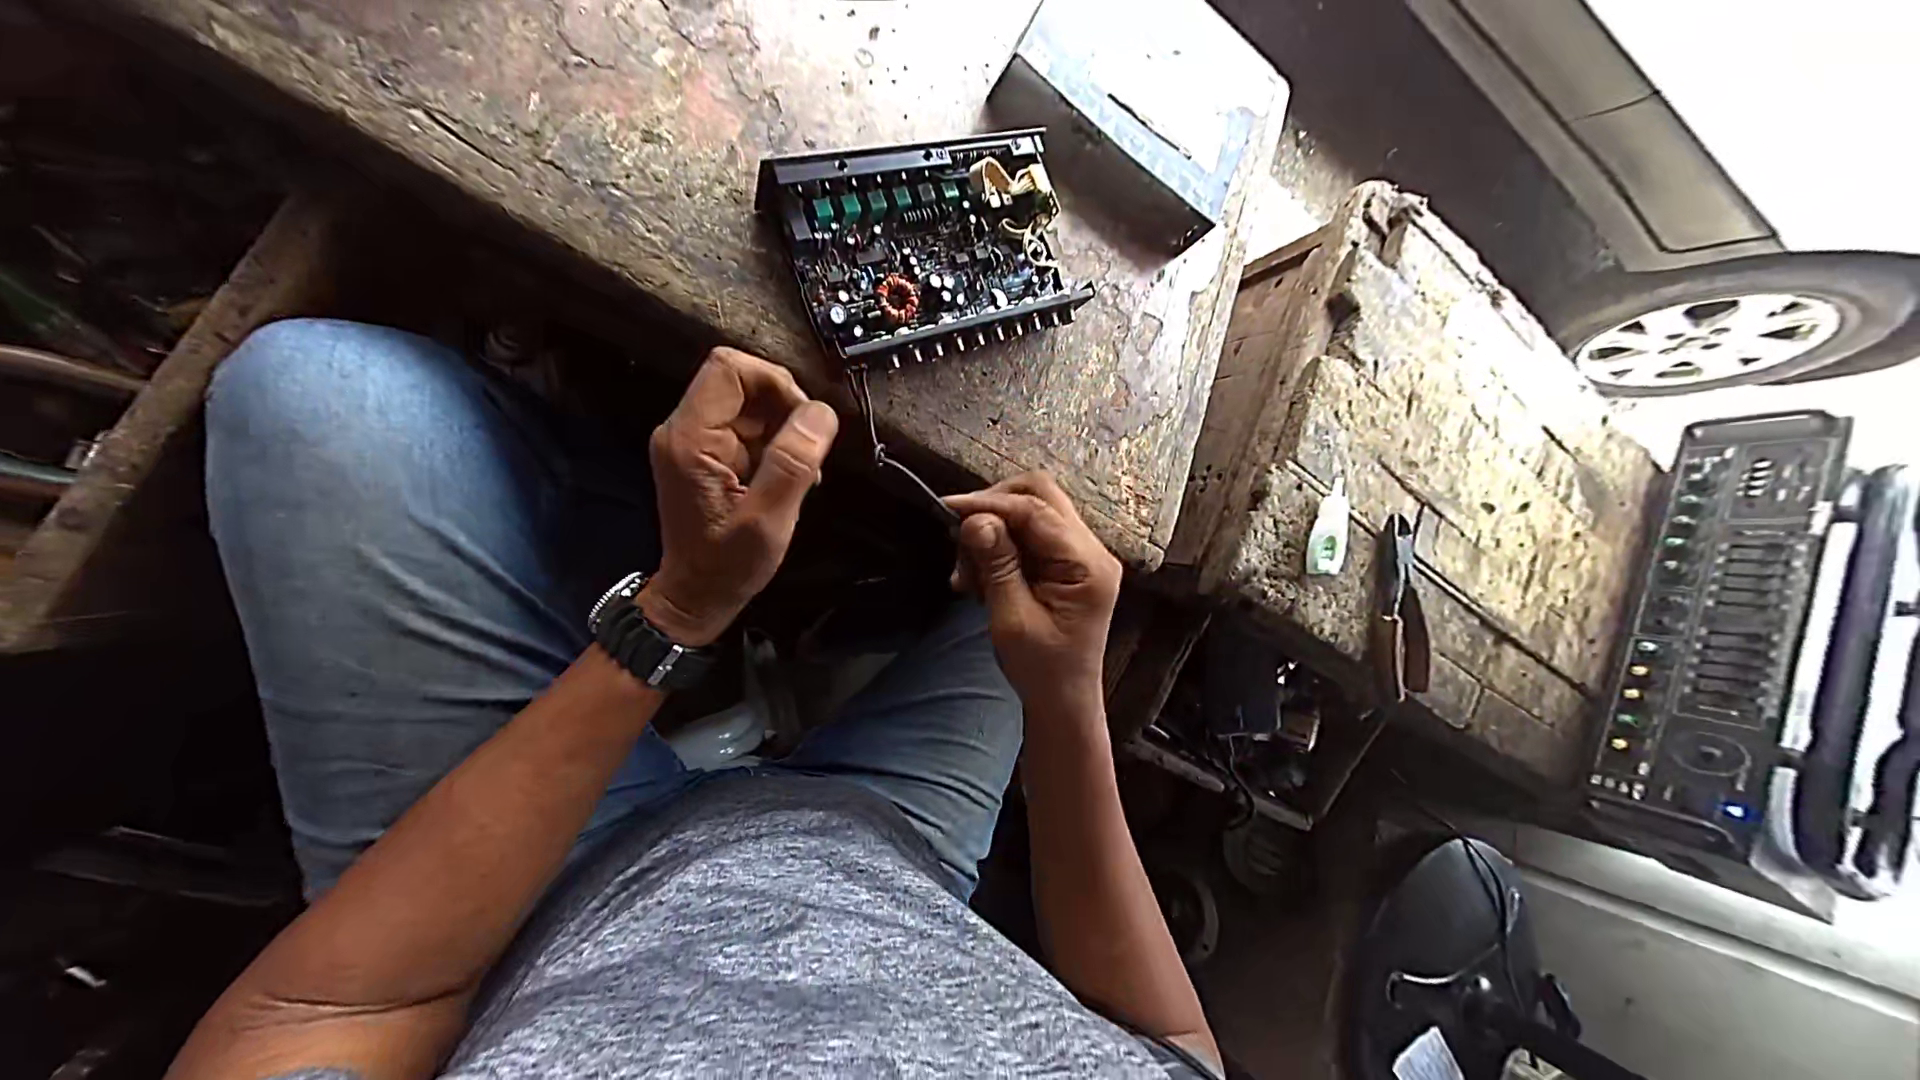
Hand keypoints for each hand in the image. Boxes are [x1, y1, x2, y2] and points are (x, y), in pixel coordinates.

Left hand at [643, 347, 837, 645]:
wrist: (697, 594)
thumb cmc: (728, 566)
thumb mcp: (768, 520)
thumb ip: (793, 463)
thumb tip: (822, 413)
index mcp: (690, 439)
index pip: (729, 369)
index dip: (774, 382)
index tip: (804, 420)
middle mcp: (685, 429)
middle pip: (741, 382)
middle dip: (785, 409)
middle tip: (809, 450)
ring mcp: (694, 440)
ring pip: (749, 404)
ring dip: (784, 429)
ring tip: (801, 472)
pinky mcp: (707, 452)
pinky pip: (748, 427)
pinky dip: (776, 443)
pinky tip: (787, 476)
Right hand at [944, 472, 1121, 709]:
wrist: (1064, 700)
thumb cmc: (1041, 669)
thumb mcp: (1012, 619)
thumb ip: (997, 565)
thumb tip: (976, 519)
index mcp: (1088, 565)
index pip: (1037, 510)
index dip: (990, 504)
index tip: (949, 509)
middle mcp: (1091, 550)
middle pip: (1040, 496)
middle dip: (994, 509)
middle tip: (961, 538)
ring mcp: (1081, 554)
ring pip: (1030, 512)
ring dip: (992, 532)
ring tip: (968, 574)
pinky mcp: (1066, 563)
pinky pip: (1029, 535)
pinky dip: (999, 547)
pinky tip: (980, 577)